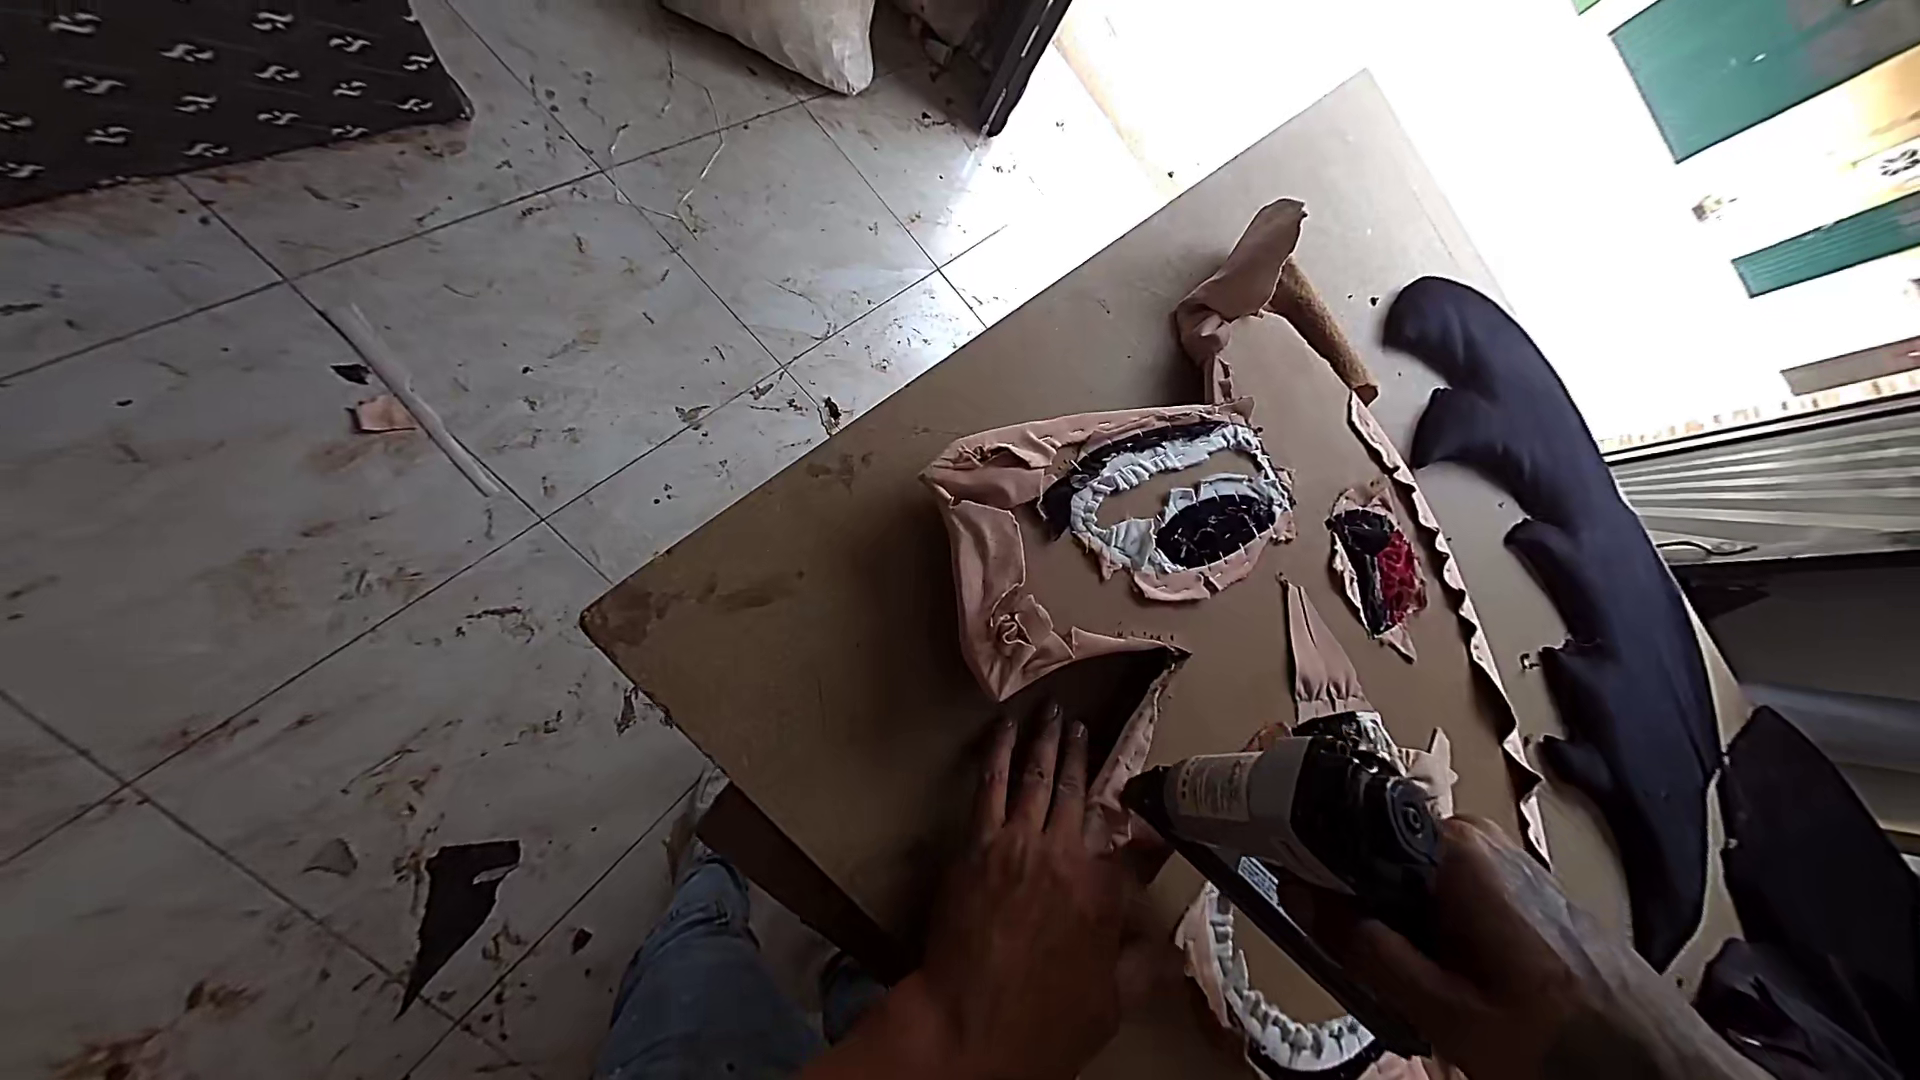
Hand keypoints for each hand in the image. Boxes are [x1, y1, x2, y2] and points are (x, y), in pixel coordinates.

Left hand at [914, 704, 1141, 1079]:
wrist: (969, 1024)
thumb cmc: (1042, 1022)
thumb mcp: (1110, 1003)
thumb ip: (1144, 965)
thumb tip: (1172, 945)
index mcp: (1101, 892)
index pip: (1132, 847)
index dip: (1143, 828)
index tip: (1147, 807)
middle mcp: (1064, 855)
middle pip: (1080, 792)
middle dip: (1083, 754)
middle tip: (1085, 726)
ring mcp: (1018, 842)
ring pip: (1038, 778)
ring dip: (1047, 741)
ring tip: (1053, 712)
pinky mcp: (979, 842)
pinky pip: (990, 786)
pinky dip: (998, 752)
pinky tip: (1004, 728)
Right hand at [1306, 816, 1764, 1079]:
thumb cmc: (1567, 1050)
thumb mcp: (1447, 1014)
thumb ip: (1361, 948)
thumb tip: (1291, 891)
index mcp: (1455, 847)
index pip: (1351, 827)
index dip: (1322, 867)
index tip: (1312, 907)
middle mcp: (1476, 835)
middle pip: (1378, 852)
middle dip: (1367, 902)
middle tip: (1378, 962)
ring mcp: (1503, 857)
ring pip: (1410, 871)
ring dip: (1400, 916)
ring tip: (1424, 977)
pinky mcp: (1521, 881)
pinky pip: (1447, 883)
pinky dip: (1434, 921)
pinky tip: (1457, 972)